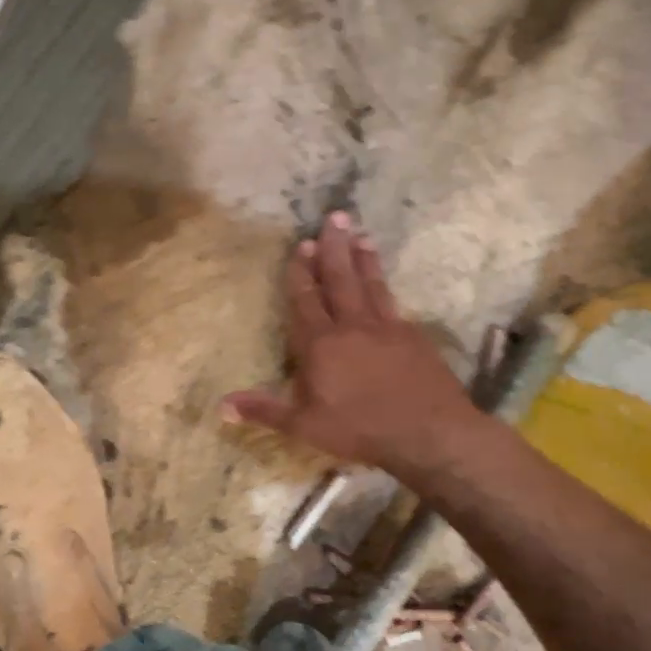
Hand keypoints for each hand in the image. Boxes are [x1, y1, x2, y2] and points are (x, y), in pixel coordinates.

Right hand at [221, 212, 480, 473]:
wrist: (429, 433)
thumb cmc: (359, 429)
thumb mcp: (303, 425)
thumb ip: (264, 410)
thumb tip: (221, 406)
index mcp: (320, 345)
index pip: (305, 301)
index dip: (301, 274)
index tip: (301, 246)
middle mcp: (352, 327)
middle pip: (340, 280)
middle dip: (334, 248)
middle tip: (335, 217)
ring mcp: (387, 329)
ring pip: (371, 285)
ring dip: (363, 259)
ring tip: (360, 234)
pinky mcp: (414, 338)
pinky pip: (394, 304)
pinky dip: (386, 286)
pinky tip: (385, 282)